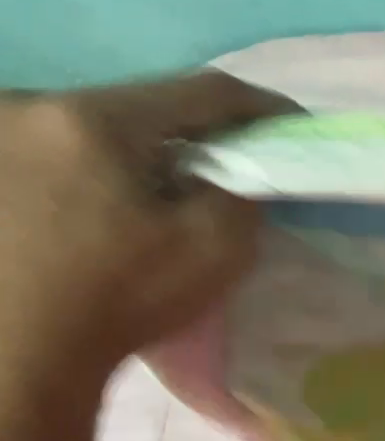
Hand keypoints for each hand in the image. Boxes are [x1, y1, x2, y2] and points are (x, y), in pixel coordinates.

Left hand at [0, 73, 297, 399]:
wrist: (13, 350)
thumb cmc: (120, 291)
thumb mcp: (217, 243)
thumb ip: (241, 190)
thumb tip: (237, 169)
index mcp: (92, 118)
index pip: (202, 90)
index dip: (263, 105)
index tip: (299, 127)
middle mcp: (26, 106)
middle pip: (140, 105)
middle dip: (193, 132)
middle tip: (233, 169)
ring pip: (92, 126)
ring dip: (138, 150)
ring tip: (166, 191)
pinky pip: (55, 148)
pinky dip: (96, 167)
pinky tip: (107, 205)